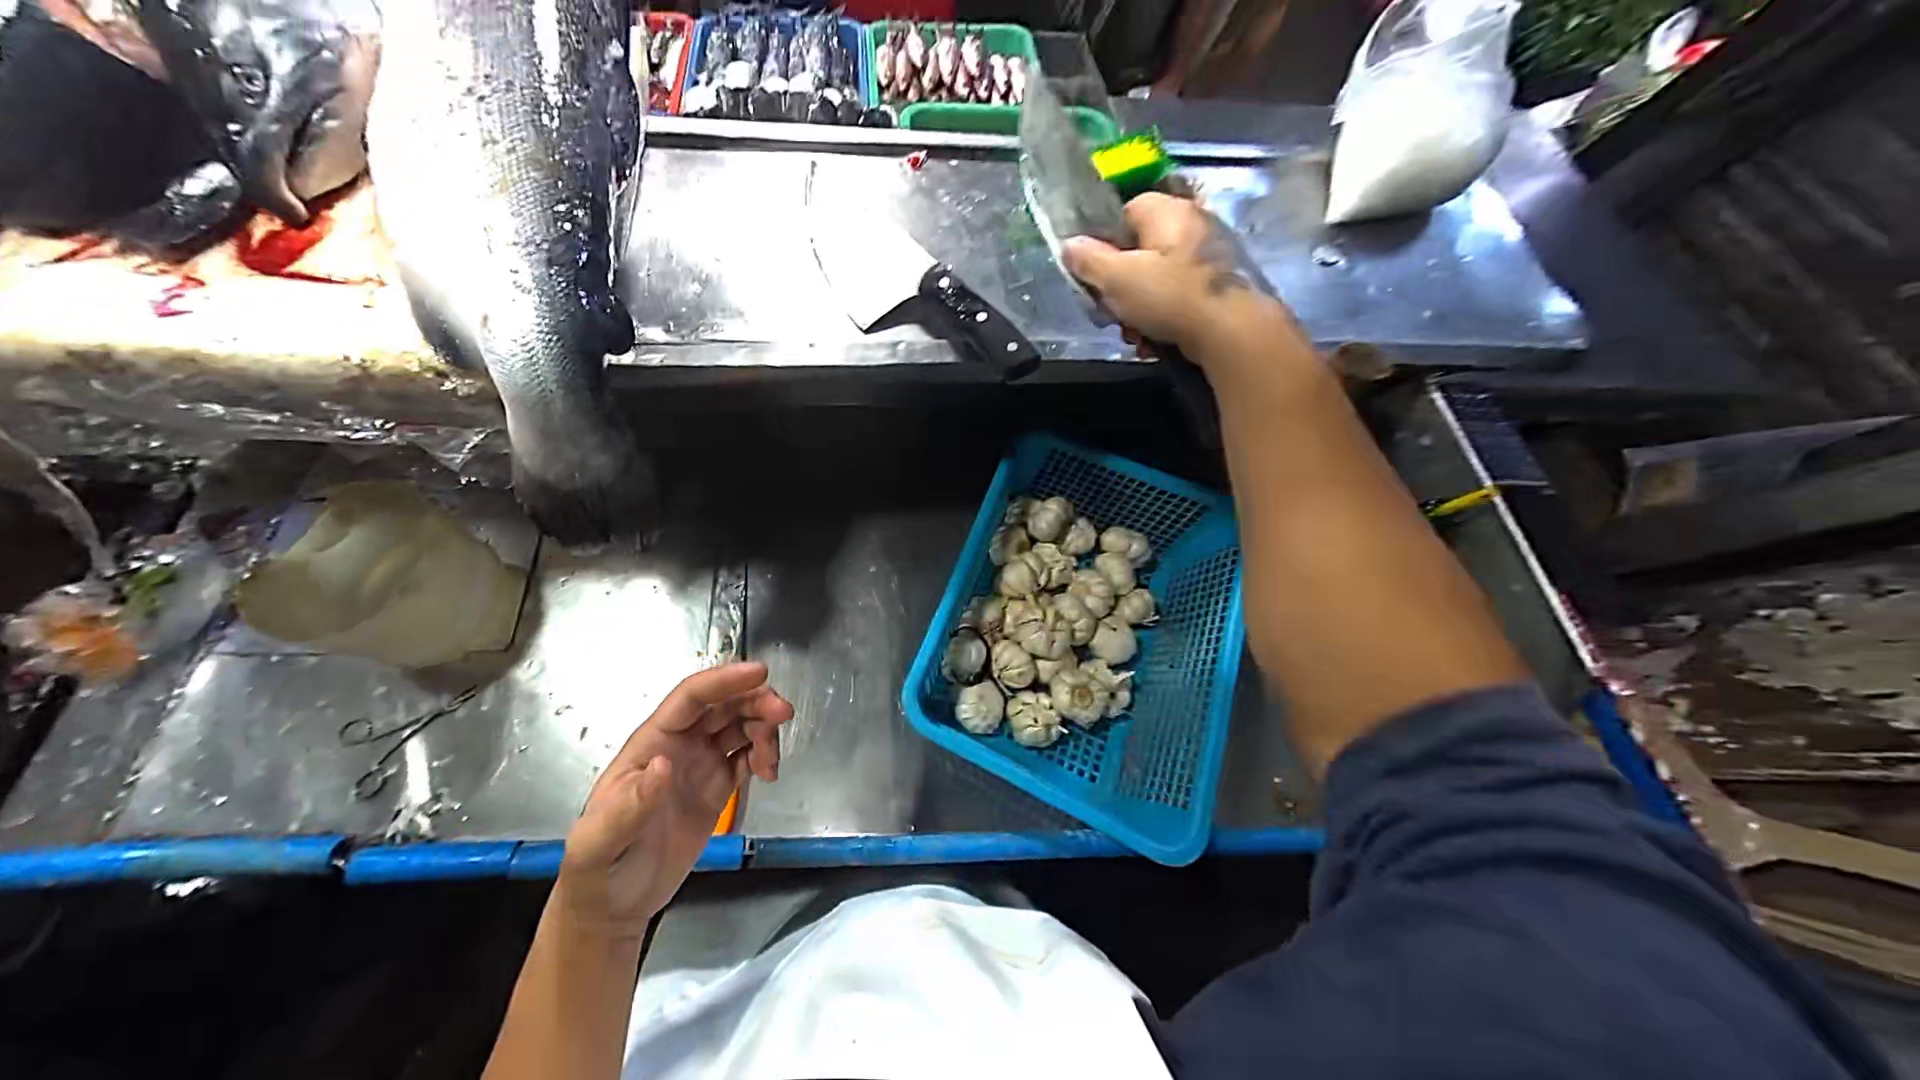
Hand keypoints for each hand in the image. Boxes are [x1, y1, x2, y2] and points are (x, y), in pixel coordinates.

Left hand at [557, 662, 793, 936]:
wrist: (614, 904)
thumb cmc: (598, 868)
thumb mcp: (601, 839)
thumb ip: (631, 804)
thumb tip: (664, 764)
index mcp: (652, 743)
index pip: (691, 699)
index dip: (724, 681)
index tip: (758, 673)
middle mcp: (680, 745)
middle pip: (724, 705)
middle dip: (756, 701)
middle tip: (783, 713)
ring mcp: (700, 764)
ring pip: (741, 726)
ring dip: (764, 729)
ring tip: (772, 759)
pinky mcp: (718, 787)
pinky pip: (747, 756)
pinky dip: (764, 756)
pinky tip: (770, 773)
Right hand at [1062, 193, 1303, 374]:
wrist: (1231, 332)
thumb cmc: (1170, 297)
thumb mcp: (1116, 279)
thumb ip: (1087, 261)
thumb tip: (1068, 246)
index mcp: (1166, 211)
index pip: (1124, 213)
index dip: (1104, 244)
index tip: (1095, 275)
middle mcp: (1191, 225)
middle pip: (1139, 252)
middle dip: (1121, 288)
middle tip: (1113, 312)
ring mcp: (1209, 257)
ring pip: (1158, 280)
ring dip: (1139, 311)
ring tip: (1135, 335)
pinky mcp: (1219, 287)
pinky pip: (1179, 298)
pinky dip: (1164, 319)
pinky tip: (1156, 342)